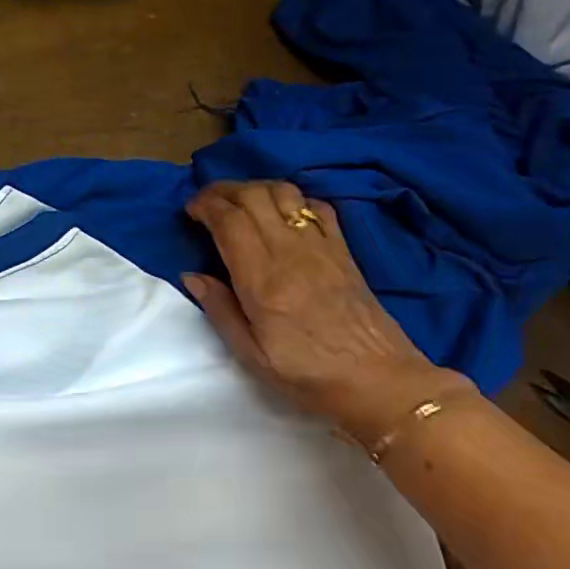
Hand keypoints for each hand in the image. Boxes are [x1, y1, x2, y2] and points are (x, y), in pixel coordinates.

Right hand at [182, 181, 472, 447]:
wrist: (378, 380)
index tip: (191, 211)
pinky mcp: (344, 249)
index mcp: (262, 279)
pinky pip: (318, 207)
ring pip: (285, 192)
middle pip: (254, 195)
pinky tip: (286, 213)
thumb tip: (193, 275)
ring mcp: (321, 246)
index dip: (205, 204)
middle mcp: (290, 251)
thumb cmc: (309, 376)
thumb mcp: (253, 357)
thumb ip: (221, 311)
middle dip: (224, 190)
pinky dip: (295, 199)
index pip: (229, 220)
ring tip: (241, 203)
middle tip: (208, 202)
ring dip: (257, 188)